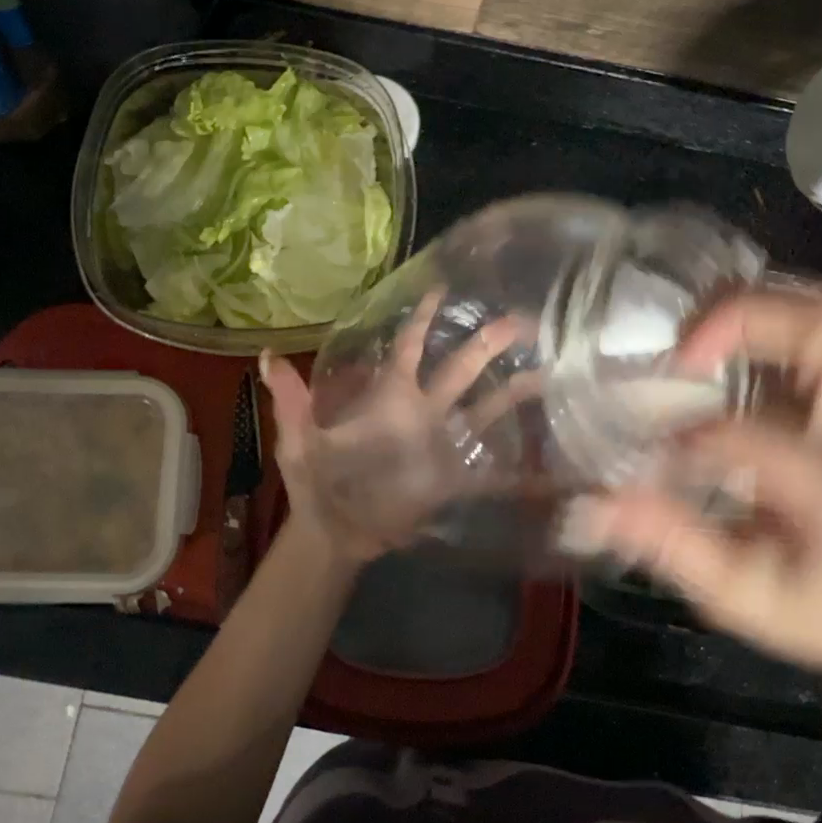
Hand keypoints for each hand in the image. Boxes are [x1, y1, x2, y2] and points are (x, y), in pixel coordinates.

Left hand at [260, 291, 532, 568]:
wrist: (335, 535)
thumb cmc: (315, 485)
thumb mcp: (299, 444)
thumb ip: (291, 404)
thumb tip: (267, 356)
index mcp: (388, 397)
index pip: (411, 348)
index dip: (425, 318)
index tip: (445, 287)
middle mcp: (422, 413)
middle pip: (461, 369)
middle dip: (489, 344)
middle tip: (522, 320)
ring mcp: (443, 445)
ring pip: (486, 409)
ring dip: (515, 390)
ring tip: (550, 369)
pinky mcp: (455, 480)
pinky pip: (492, 469)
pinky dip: (522, 465)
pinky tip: (554, 454)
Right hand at [560, 286, 821, 676]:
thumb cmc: (814, 611)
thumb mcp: (738, 597)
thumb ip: (672, 547)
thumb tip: (596, 505)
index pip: (767, 438)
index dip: (698, 439)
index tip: (654, 457)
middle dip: (750, 319)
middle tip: (682, 350)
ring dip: (761, 309)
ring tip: (695, 336)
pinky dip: (770, 318)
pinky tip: (719, 345)